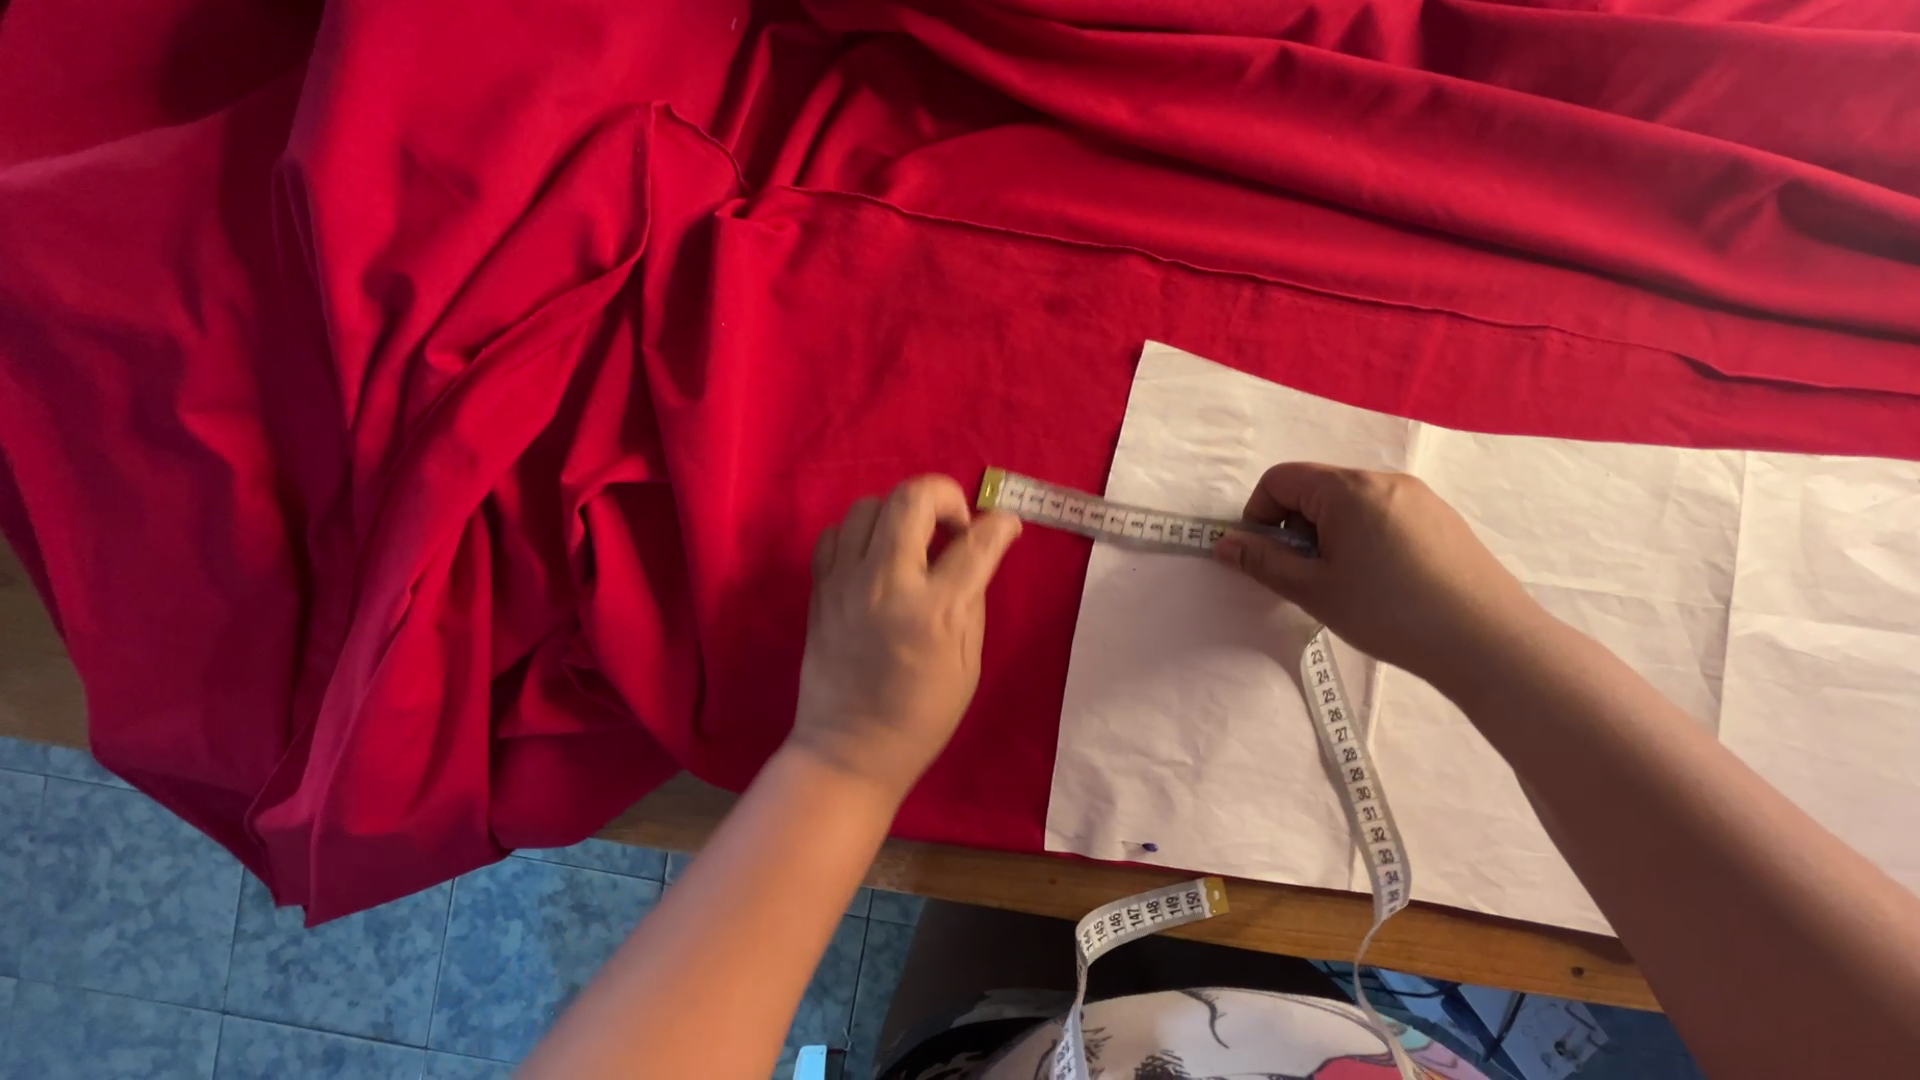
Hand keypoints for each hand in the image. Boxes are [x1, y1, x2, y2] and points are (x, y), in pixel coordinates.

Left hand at [788, 475, 1021, 799]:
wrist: (849, 749)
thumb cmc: (922, 716)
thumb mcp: (968, 663)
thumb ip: (972, 598)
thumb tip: (976, 552)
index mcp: (935, 611)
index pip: (977, 541)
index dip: (1000, 524)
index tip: (1005, 526)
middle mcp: (887, 583)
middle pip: (912, 498)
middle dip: (945, 495)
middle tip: (954, 526)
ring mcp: (845, 582)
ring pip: (868, 505)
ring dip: (900, 513)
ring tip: (913, 543)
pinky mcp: (819, 588)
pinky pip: (837, 532)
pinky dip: (861, 533)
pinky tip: (876, 557)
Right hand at [1214, 462, 1544, 688]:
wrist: (1488, 641)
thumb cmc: (1388, 613)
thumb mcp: (1313, 590)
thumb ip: (1263, 562)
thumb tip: (1224, 544)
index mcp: (1348, 489)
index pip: (1281, 480)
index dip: (1259, 515)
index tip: (1268, 557)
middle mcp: (1384, 480)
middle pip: (1315, 488)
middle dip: (1295, 526)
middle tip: (1307, 575)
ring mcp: (1418, 497)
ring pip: (1349, 503)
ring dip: (1328, 533)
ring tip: (1345, 582)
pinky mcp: (1441, 518)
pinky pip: (1381, 514)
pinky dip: (1362, 537)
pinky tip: (1381, 581)